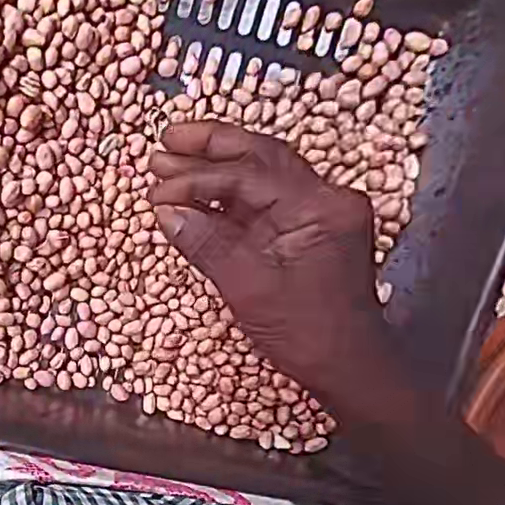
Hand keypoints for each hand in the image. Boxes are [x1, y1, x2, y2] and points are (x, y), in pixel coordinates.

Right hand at [148, 121, 396, 405]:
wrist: (346, 366)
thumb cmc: (306, 333)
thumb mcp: (249, 290)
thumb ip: (207, 245)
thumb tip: (165, 212)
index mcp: (320, 209)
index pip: (249, 176)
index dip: (198, 178)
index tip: (158, 190)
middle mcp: (324, 200)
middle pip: (261, 156)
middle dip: (211, 145)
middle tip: (166, 137)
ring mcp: (315, 213)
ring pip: (260, 174)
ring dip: (215, 166)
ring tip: (170, 157)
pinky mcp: (301, 230)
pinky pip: (259, 202)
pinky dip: (224, 197)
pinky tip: (193, 194)